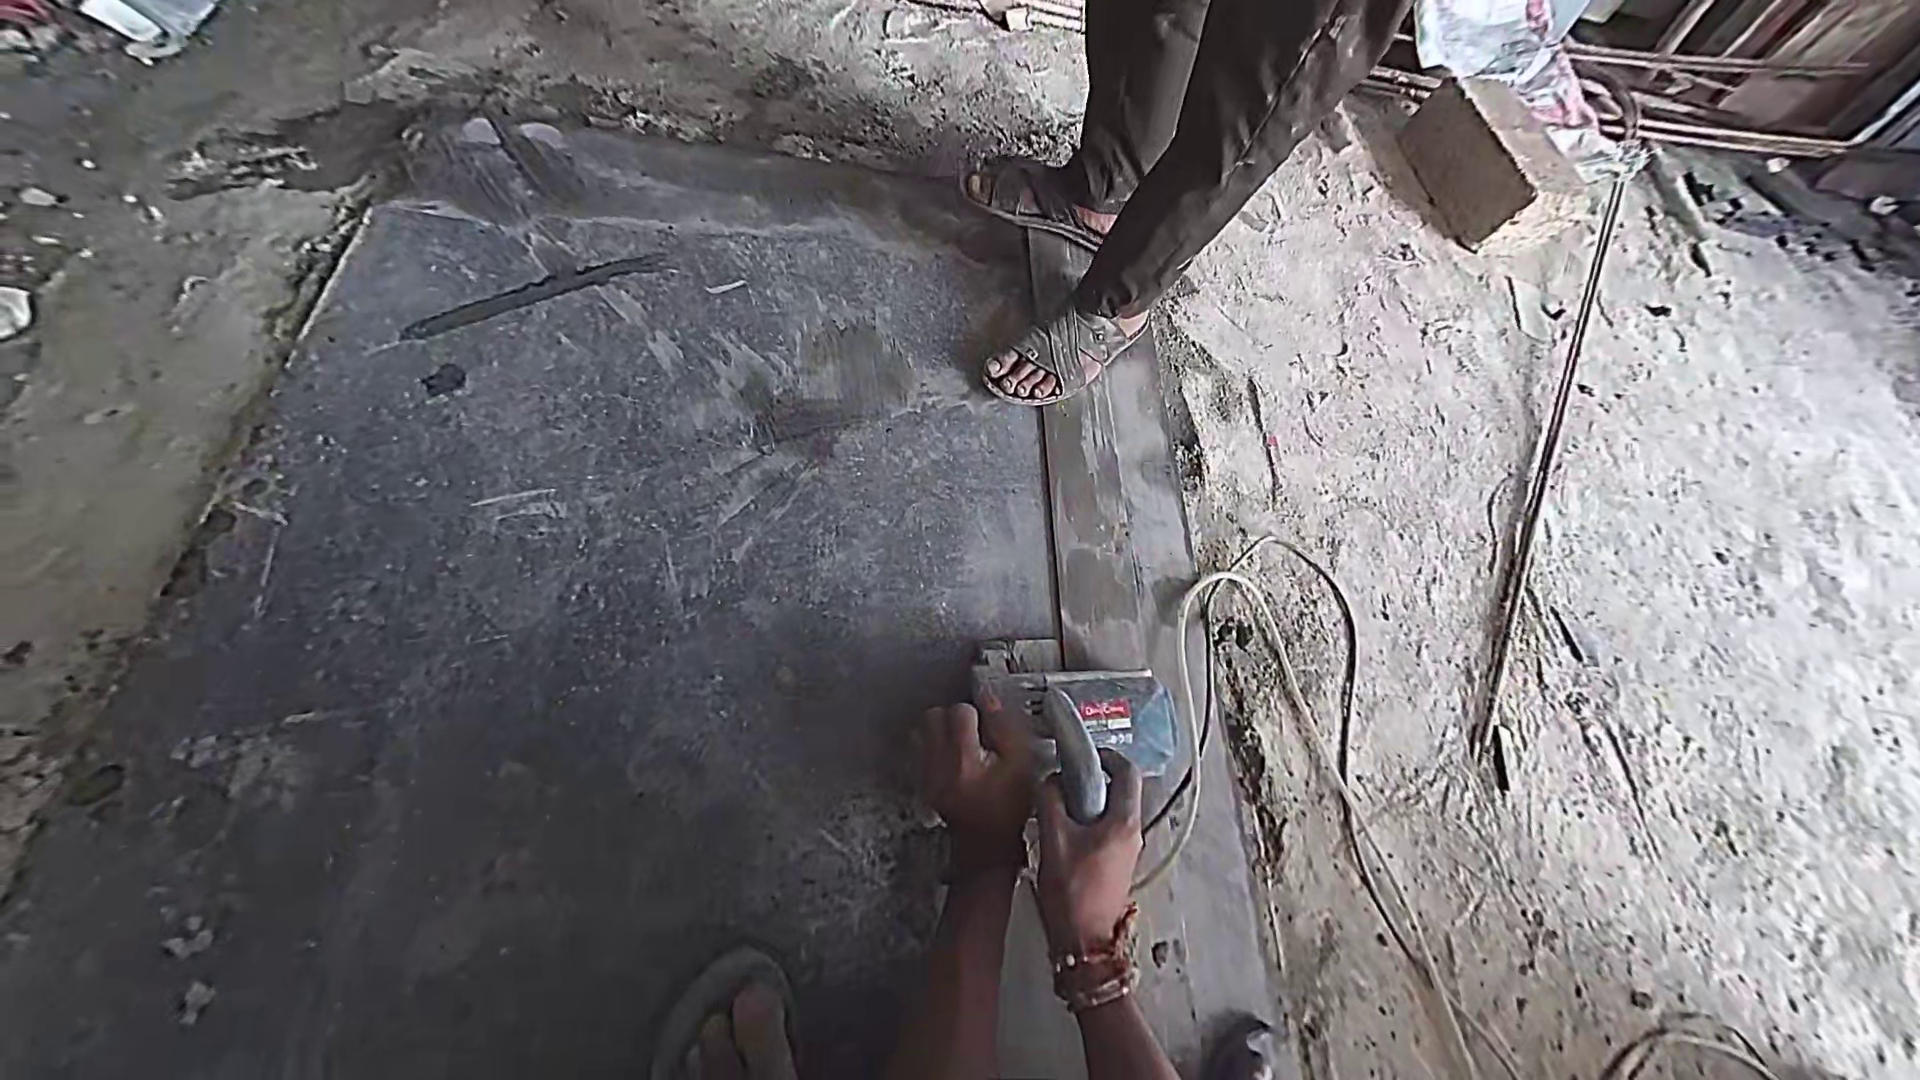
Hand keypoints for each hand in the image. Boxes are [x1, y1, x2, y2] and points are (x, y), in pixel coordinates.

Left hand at [922, 703, 1034, 873]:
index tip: (989, 725)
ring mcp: (927, 776)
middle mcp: (939, 767)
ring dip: (943, 729)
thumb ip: (1006, 728)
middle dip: (954, 716)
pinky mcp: (923, 782)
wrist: (987, 850)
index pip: (960, 712)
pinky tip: (955, 756)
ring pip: (924, 730)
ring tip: (964, 742)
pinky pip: (922, 748)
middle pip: (934, 716)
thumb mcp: (1022, 765)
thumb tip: (989, 699)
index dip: (978, 713)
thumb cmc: (1008, 812)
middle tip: (974, 729)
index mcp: (964, 762)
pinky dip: (936, 745)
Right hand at [1036, 748, 1142, 954]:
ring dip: (1086, 797)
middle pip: (1119, 788)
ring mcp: (1127, 848)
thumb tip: (1050, 780)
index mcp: (1125, 821)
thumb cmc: (1072, 889)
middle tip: (1063, 773)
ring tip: (1057, 797)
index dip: (1106, 754)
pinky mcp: (1116, 861)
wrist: (1083, 943)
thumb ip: (1051, 799)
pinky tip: (1061, 824)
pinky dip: (1086, 816)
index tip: (1081, 752)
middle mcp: (1133, 832)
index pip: (1127, 771)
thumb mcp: (1053, 837)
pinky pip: (1105, 825)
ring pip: (1110, 808)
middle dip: (1091, 776)